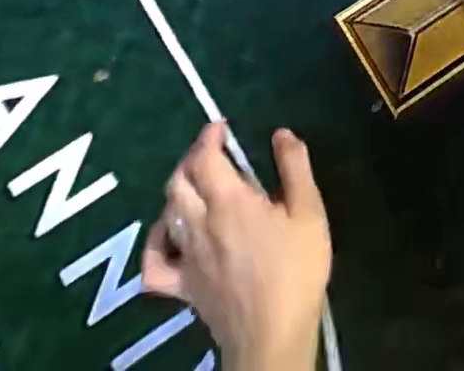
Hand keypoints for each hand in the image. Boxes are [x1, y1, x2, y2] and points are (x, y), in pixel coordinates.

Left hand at [142, 124, 330, 370]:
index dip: (208, 136)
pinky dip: (157, 241)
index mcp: (229, 201)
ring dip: (179, 189)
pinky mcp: (182, 288)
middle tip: (212, 150)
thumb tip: (281, 133)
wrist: (274, 336)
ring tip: (199, 182)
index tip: (221, 126)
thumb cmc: (296, 269)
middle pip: (179, 181)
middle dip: (192, 157)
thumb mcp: (309, 210)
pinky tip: (172, 232)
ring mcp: (187, 258)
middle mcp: (200, 223)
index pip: (204, 158)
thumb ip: (295, 167)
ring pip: (167, 212)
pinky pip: (155, 263)